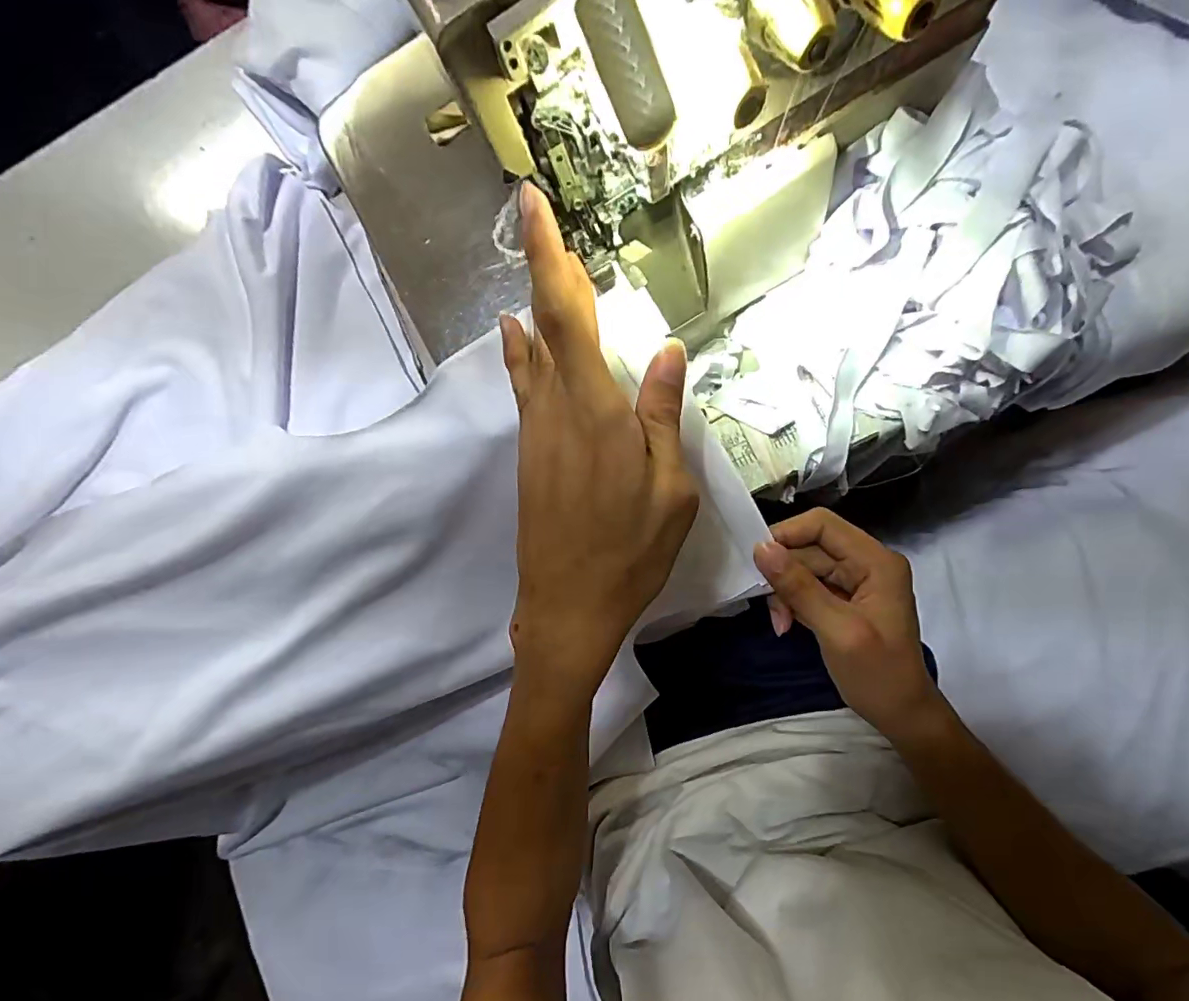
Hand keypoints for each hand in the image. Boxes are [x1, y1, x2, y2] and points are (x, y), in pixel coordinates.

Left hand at [503, 182, 699, 686]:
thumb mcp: (669, 489)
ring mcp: (536, 434)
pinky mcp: (529, 455)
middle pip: (545, 325)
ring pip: (531, 353)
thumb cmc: (629, 554)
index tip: (529, 204)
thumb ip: (661, 416)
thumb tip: (663, 353)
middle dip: (548, 271)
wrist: (566, 608)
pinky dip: (525, 352)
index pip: (564, 315)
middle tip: (548, 227)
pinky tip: (519, 337)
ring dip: (539, 308)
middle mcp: (555, 410)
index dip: (547, 255)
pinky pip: (527, 387)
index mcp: (595, 411)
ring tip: (551, 271)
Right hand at [753, 508, 942, 728]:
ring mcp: (856, 582)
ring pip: (806, 568)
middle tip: (772, 609)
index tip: (759, 562)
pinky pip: (810, 588)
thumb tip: (761, 548)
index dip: (787, 535)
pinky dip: (795, 603)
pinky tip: (788, 625)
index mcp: (875, 561)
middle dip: (785, 573)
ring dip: (787, 593)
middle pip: (811, 547)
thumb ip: (799, 587)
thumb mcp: (836, 630)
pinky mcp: (846, 601)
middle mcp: (867, 563)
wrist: (902, 714)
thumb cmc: (877, 674)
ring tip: (782, 624)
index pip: (822, 525)